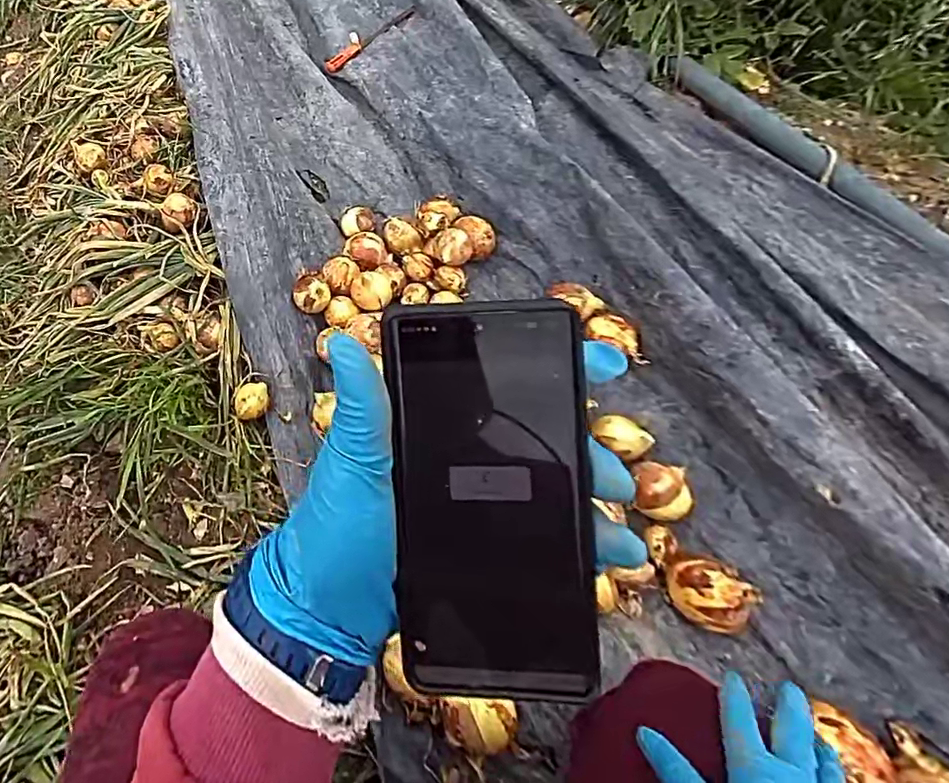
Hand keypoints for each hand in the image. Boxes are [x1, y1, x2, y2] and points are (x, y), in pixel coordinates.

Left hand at [247, 333, 649, 664]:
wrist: (334, 606)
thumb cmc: (339, 525)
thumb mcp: (354, 458)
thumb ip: (361, 405)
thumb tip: (345, 342)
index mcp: (431, 419)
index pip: (497, 382)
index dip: (553, 367)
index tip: (602, 363)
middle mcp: (459, 451)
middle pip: (538, 431)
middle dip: (585, 443)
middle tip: (611, 472)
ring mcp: (475, 495)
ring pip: (548, 482)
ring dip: (588, 494)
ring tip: (615, 520)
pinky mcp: (485, 540)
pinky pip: (542, 531)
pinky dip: (576, 538)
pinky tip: (605, 551)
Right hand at [637, 672, 845, 782]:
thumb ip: (677, 772)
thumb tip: (644, 731)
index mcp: (755, 767)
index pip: (739, 721)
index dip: (735, 697)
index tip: (734, 677)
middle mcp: (792, 776)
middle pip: (791, 734)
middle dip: (790, 709)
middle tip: (791, 688)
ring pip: (824, 766)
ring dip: (819, 747)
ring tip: (819, 738)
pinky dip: (835, 778)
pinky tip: (835, 778)